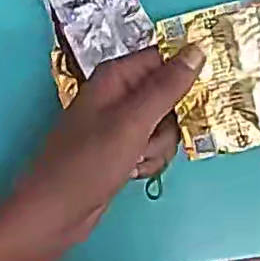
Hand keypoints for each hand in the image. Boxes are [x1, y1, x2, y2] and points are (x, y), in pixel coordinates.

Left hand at [0, 45, 203, 260]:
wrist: (57, 211)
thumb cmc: (89, 161)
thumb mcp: (134, 120)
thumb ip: (168, 85)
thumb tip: (197, 49)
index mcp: (116, 76)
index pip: (162, 59)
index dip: (184, 73)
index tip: (203, 93)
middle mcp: (118, 94)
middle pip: (169, 95)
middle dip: (170, 120)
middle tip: (154, 135)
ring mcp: (120, 124)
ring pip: (165, 125)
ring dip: (159, 146)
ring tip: (136, 159)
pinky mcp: (122, 149)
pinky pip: (153, 146)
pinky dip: (149, 160)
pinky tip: (132, 171)